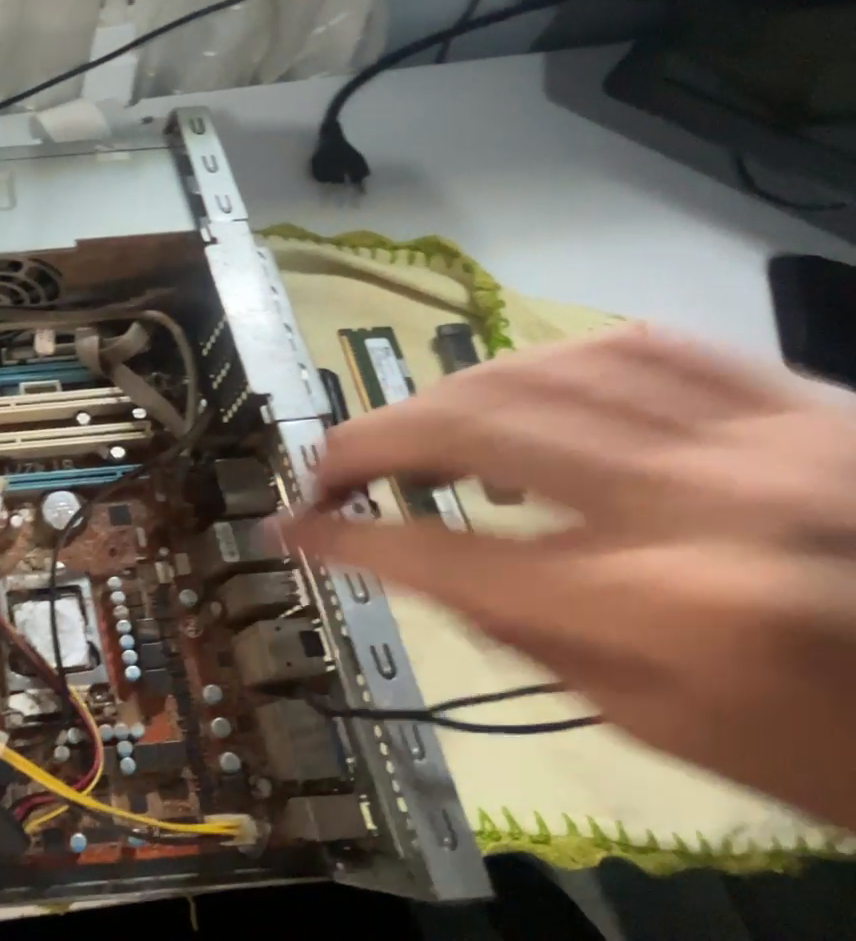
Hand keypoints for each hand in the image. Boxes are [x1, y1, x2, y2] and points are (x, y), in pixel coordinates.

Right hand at [287, 328, 855, 826]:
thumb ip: (525, 636)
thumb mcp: (666, 726)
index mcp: (664, 609)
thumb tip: (419, 564)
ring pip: (537, 373)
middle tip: (324, 469)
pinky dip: (538, 362)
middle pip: (473, 431)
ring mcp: (754, 435)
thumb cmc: (843, 742)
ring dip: (439, 399)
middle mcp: (699, 504)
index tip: (287, 529)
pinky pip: (632, 346)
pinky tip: (508, 390)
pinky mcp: (795, 401)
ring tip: (405, 434)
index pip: (443, 555)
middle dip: (365, 443)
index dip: (343, 537)